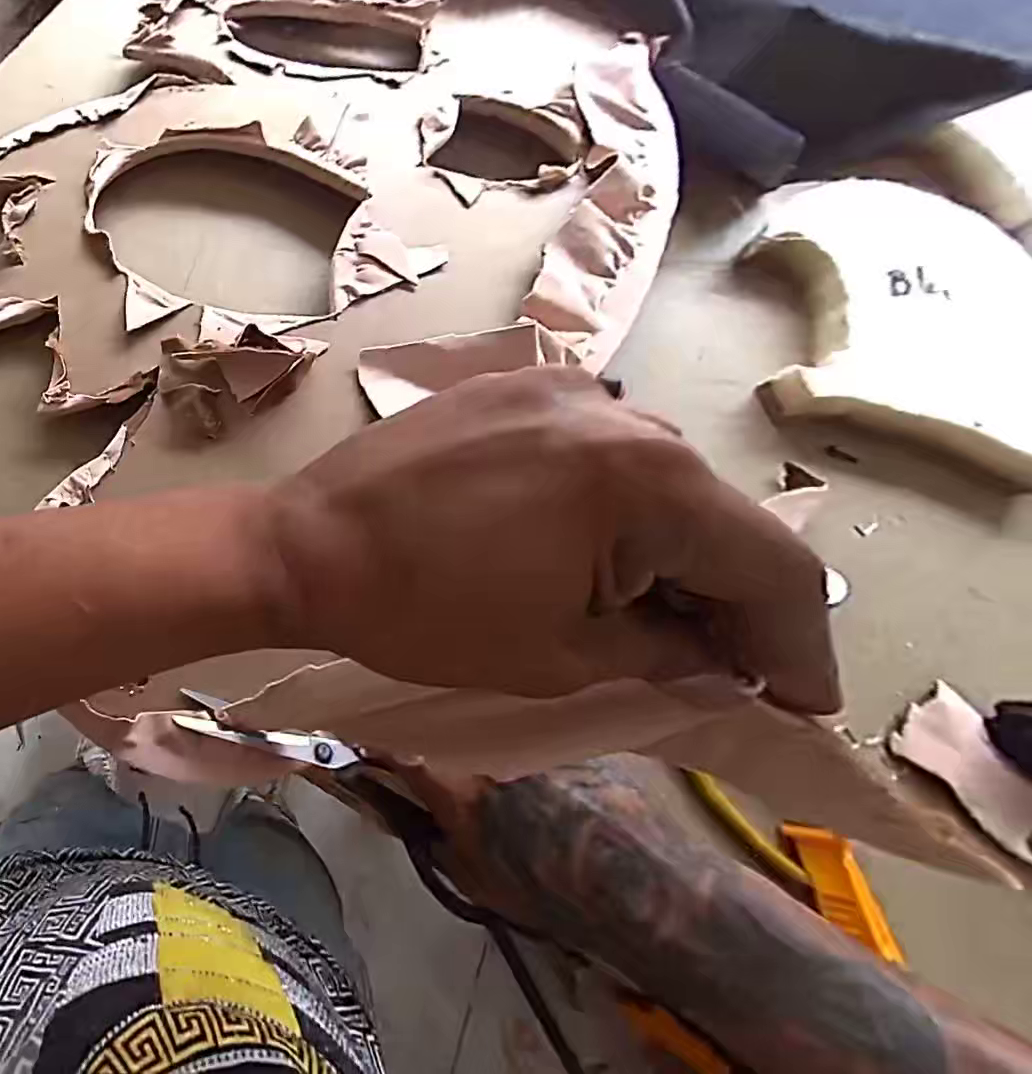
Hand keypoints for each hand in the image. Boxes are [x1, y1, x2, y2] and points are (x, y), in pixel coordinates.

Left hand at [263, 366, 839, 711]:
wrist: (298, 548)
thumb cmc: (412, 612)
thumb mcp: (549, 655)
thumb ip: (654, 652)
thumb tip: (711, 654)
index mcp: (642, 481)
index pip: (766, 567)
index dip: (787, 644)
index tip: (784, 694)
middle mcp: (608, 413)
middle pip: (705, 511)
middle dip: (709, 588)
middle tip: (696, 651)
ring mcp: (544, 391)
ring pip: (641, 472)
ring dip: (648, 536)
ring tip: (615, 594)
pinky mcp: (491, 392)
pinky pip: (574, 445)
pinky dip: (588, 494)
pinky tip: (559, 535)